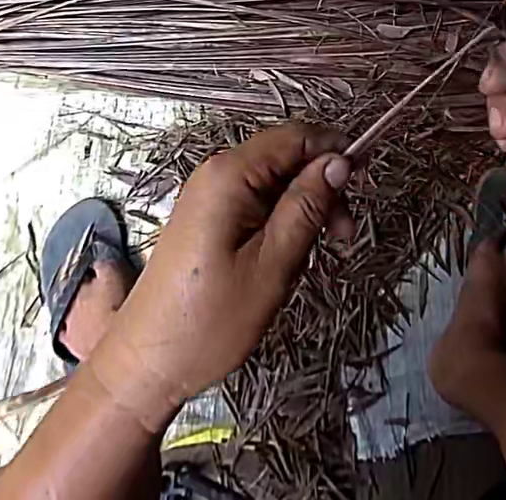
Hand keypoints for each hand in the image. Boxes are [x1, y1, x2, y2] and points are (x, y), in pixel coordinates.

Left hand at [82, 122, 352, 431]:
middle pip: (286, 157)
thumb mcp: (272, 265)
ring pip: (275, 181)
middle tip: (343, 236)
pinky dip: (281, 221)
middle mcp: (217, 172)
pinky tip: (286, 257)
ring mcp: (209, 194)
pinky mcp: (208, 216)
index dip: (334, 151)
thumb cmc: (209, 322)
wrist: (144, 369)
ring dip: (304, 208)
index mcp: (230, 174)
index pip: (296, 136)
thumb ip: (307, 206)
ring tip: (313, 255)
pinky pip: (257, 201)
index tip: (361, 185)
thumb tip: (339, 161)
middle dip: (321, 186)